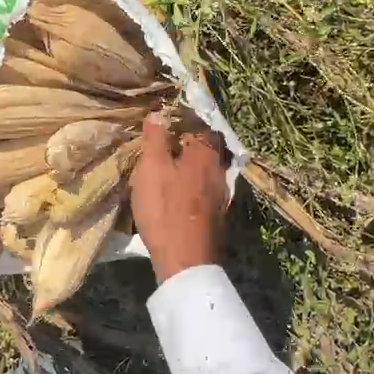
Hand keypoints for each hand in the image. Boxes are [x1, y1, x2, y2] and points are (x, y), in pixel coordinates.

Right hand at [129, 113, 229, 283]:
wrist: (184, 259)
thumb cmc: (165, 208)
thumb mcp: (151, 168)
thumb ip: (156, 139)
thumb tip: (158, 114)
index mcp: (205, 155)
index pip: (204, 126)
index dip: (187, 120)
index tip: (170, 121)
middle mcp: (220, 172)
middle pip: (208, 149)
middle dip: (190, 144)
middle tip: (168, 144)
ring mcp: (221, 196)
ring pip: (207, 171)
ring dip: (191, 167)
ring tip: (170, 169)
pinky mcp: (216, 216)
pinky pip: (205, 190)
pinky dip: (193, 186)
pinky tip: (179, 194)